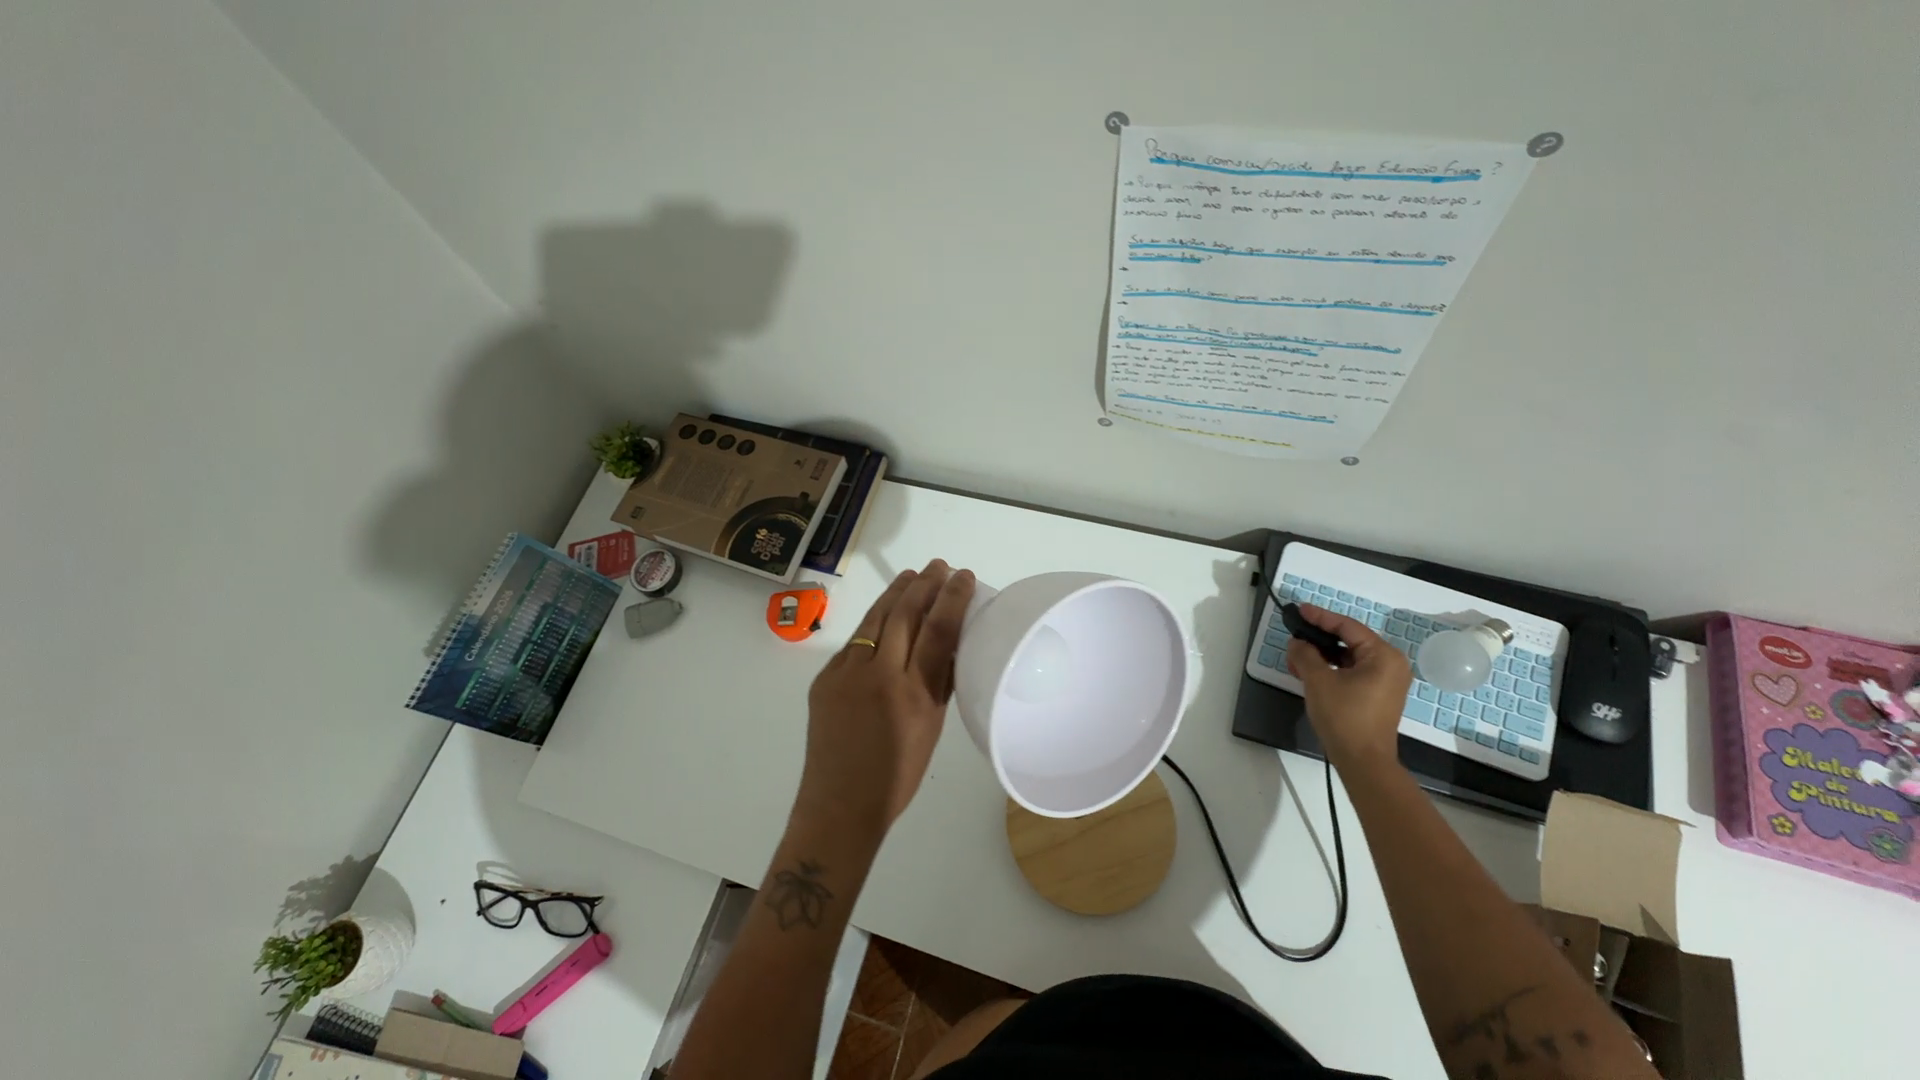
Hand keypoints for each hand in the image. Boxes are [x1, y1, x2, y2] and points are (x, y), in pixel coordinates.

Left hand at [799, 560, 974, 831]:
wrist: (839, 805)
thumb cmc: (896, 777)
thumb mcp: (931, 728)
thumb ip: (938, 684)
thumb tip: (947, 646)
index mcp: (914, 694)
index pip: (938, 631)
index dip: (952, 599)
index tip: (964, 576)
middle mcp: (879, 676)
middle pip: (904, 615)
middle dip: (923, 585)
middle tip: (938, 566)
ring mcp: (846, 674)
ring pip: (875, 620)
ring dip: (895, 594)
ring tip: (911, 575)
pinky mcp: (824, 679)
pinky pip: (854, 643)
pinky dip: (873, 623)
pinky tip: (883, 616)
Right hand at [1286, 602, 1411, 772]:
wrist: (1363, 761)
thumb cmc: (1344, 716)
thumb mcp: (1319, 681)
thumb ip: (1305, 655)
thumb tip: (1297, 643)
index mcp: (1383, 655)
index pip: (1348, 626)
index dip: (1321, 617)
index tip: (1300, 610)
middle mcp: (1391, 664)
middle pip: (1350, 641)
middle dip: (1320, 639)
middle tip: (1295, 636)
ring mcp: (1388, 681)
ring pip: (1350, 658)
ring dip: (1323, 656)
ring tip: (1297, 658)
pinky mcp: (1379, 695)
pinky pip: (1354, 672)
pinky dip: (1333, 669)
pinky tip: (1311, 673)